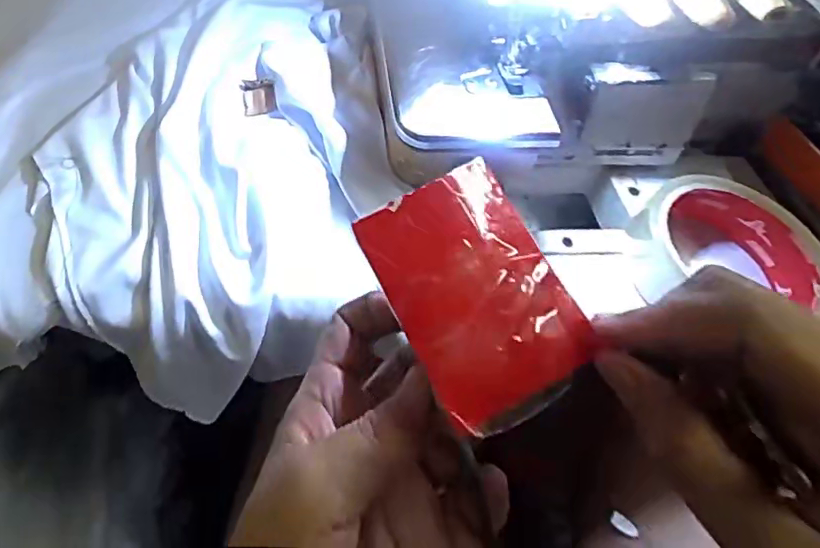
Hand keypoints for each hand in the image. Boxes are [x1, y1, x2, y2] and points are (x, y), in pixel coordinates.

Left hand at [231, 292, 508, 546]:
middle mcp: (371, 436)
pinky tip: (497, 482)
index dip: (379, 310)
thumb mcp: (321, 483)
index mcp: (327, 410)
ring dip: (472, 417)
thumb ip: (379, 428)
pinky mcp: (438, 532)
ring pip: (448, 430)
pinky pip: (476, 500)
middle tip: (483, 339)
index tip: (423, 296)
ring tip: (497, 406)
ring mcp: (405, 482)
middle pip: (410, 377)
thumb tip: (432, 364)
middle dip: (440, 357)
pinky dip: (492, 488)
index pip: (349, 338)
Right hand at [593, 269, 819, 547]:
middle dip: (676, 325)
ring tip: (662, 400)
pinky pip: (772, 365)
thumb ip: (695, 460)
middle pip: (754, 306)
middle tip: (622, 369)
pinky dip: (723, 378)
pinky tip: (710, 421)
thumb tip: (616, 365)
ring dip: (696, 349)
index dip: (667, 318)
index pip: (755, 320)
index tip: (597, 338)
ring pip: (756, 326)